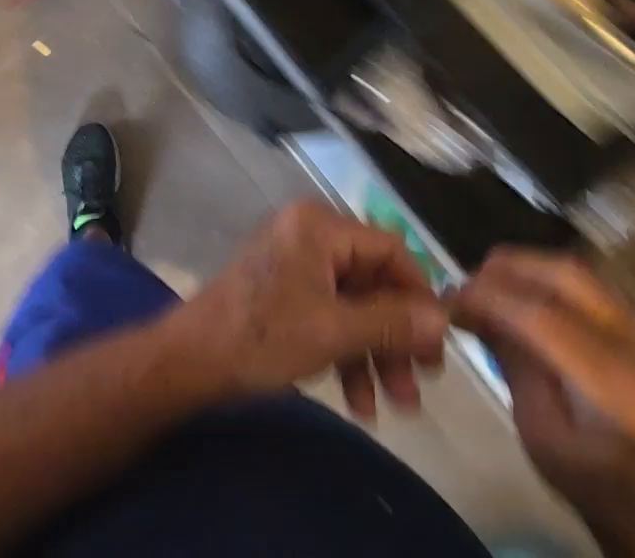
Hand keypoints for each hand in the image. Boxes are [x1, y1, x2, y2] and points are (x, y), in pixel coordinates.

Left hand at [160, 201, 447, 420]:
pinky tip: (357, 403)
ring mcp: (291, 265)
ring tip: (395, 408)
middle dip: (395, 339)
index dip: (419, 297)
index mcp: (318, 226)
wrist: (189, 360)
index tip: (438, 344)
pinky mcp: (280, 293)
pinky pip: (326, 316)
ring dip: (374, 356)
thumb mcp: (335, 332)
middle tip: (419, 385)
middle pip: (372, 283)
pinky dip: (344, 354)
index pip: (391, 250)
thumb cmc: (262, 337)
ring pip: (351, 306)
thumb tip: (445, 318)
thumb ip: (392, 323)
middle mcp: (306, 235)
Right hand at [451, 249, 634, 551]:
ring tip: (488, 287)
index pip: (543, 317)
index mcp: (620, 388)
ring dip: (526, 271)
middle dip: (507, 270)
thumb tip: (471, 308)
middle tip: (465, 284)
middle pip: (567, 277)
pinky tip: (522, 299)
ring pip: (580, 273)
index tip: (447, 299)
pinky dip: (549, 283)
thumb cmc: (592, 483)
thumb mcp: (538, 433)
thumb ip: (513, 364)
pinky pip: (592, 288)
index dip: (488, 298)